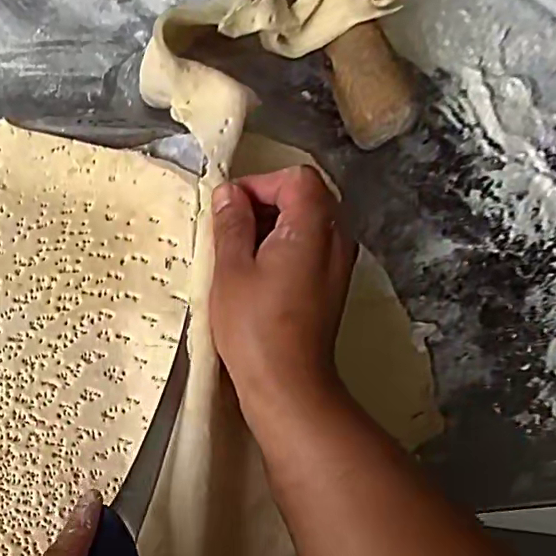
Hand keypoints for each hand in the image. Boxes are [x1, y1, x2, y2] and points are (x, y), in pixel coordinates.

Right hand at [209, 167, 357, 415]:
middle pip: (303, 197)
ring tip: (230, 257)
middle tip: (220, 232)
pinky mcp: (326, 283)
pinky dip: (276, 251)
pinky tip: (248, 277)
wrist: (284, 376)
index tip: (221, 208)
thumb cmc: (253, 327)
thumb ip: (231, 226)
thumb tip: (228, 195)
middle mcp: (335, 236)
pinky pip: (304, 249)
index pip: (293, 179)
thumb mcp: (230, 271)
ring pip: (303, 224)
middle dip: (260, 206)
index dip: (255, 185)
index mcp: (313, 225)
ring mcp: (335, 260)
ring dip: (266, 230)